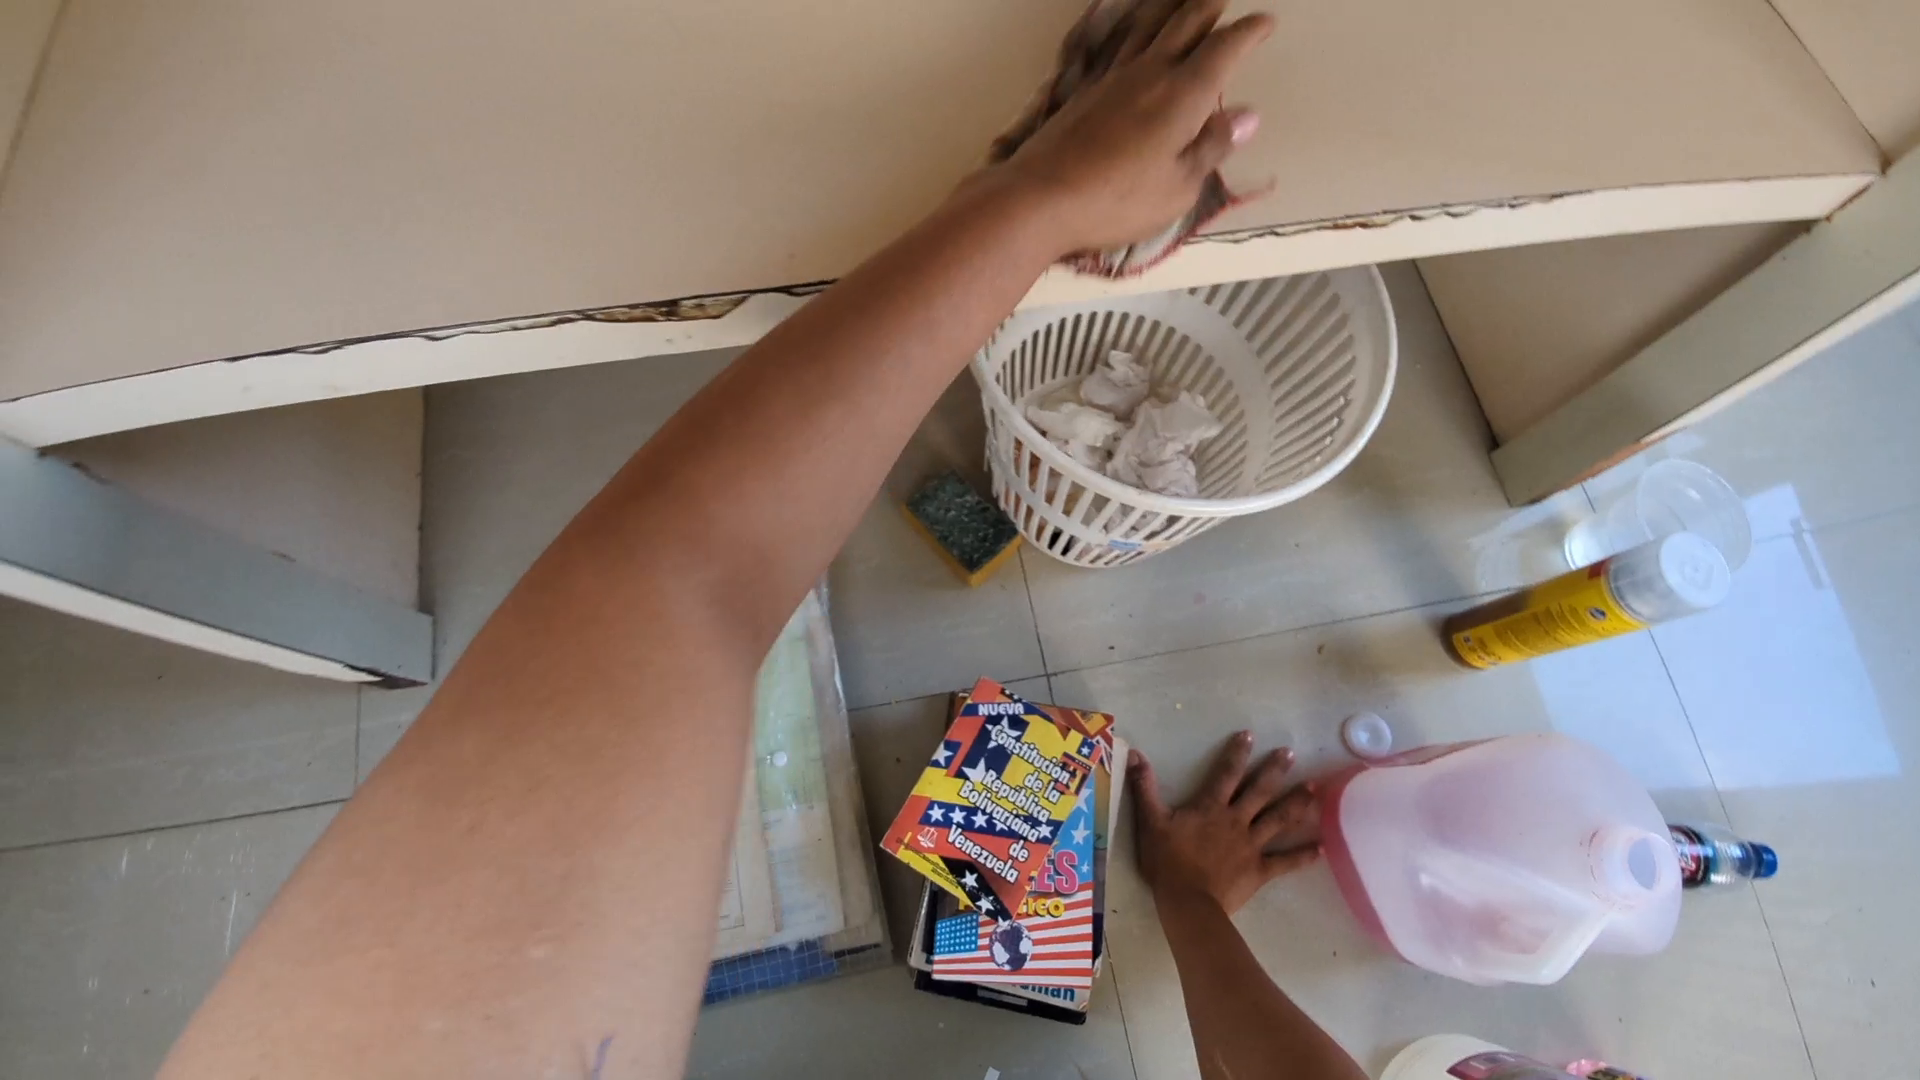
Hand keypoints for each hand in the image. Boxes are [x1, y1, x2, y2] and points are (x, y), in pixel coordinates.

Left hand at [999, 0, 1273, 256]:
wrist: (1041, 199)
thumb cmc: (1118, 202)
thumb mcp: (1178, 188)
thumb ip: (1211, 148)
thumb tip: (1247, 115)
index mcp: (1183, 95)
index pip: (1225, 49)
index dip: (1248, 33)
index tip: (1265, 24)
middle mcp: (1149, 74)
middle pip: (1184, 25)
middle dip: (1209, 8)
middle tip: (1222, 1)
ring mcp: (1111, 79)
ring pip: (1147, 27)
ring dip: (1170, 8)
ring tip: (1180, 0)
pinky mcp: (1082, 93)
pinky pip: (1113, 46)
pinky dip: (1129, 29)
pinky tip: (1127, 32)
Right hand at [1129, 731, 1318, 915]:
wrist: (1187, 902)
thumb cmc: (1167, 861)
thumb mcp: (1150, 821)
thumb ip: (1144, 786)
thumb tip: (1134, 753)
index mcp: (1210, 807)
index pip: (1226, 773)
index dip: (1237, 753)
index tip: (1250, 735)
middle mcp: (1236, 820)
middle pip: (1260, 791)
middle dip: (1275, 770)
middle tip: (1291, 753)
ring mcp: (1251, 845)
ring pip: (1279, 819)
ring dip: (1297, 803)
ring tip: (1316, 789)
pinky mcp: (1260, 870)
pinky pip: (1285, 861)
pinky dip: (1304, 855)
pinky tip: (1322, 847)